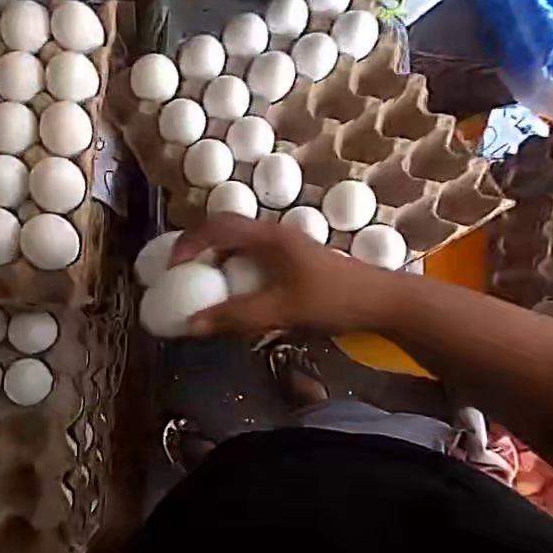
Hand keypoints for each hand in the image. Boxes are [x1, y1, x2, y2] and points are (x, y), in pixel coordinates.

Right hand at [173, 214, 404, 335]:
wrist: (381, 302)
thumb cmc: (334, 300)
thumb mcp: (282, 311)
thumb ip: (237, 317)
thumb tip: (193, 324)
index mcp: (270, 237)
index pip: (217, 227)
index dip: (189, 243)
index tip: (172, 267)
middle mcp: (276, 235)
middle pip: (226, 231)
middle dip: (200, 250)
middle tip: (183, 276)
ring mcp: (287, 247)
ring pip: (241, 245)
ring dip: (219, 261)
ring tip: (206, 288)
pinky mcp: (295, 261)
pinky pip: (255, 259)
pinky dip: (237, 271)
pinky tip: (239, 296)